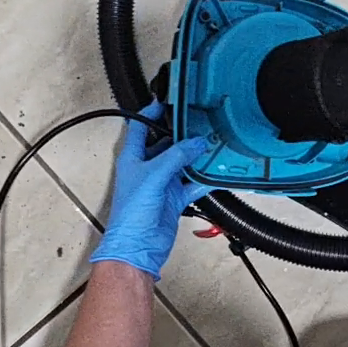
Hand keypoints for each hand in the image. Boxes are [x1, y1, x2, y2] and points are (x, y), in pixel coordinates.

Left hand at [90, 103, 212, 278]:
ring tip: (212, 144)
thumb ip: (176, 156)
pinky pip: (191, 186)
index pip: (139, 127)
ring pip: (181, 163)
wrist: (138, 246)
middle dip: (182, 134)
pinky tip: (214, 174)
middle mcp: (147, 168)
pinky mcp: (174, 199)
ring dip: (195, 156)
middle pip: (165, 144)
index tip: (168, 100)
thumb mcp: (153, 176)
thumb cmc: (132, 213)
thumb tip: (196, 142)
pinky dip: (202, 181)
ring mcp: (161, 184)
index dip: (151, 112)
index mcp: (133, 158)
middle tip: (200, 122)